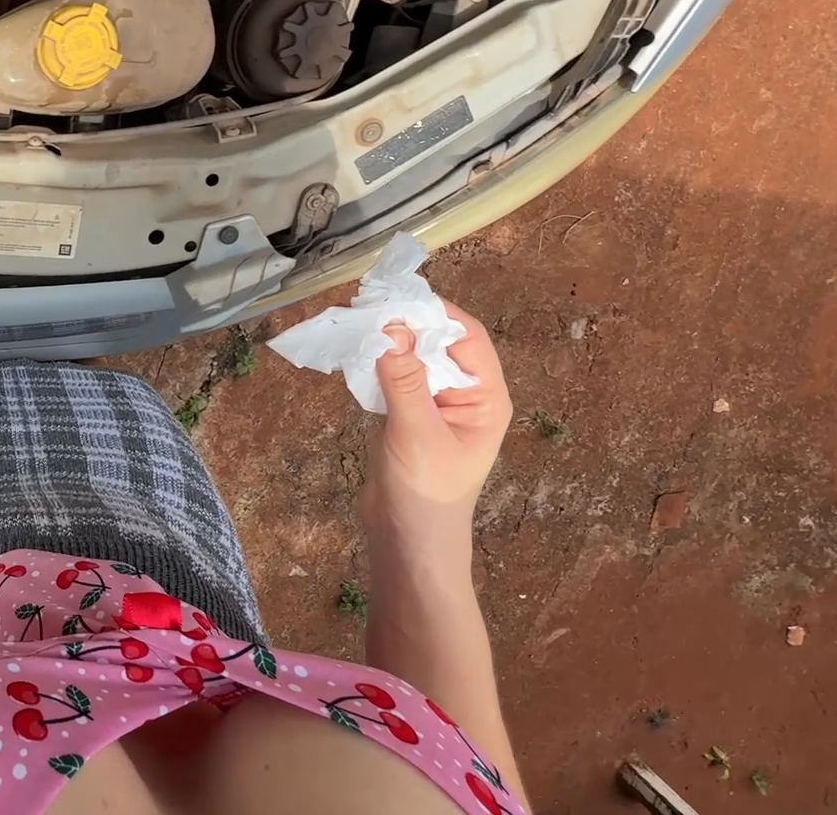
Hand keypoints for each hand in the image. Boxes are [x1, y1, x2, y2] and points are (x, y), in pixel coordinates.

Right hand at [364, 300, 511, 532]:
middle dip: (406, 324)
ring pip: (411, 357)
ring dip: (386, 341)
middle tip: (366, 307)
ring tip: (353, 325)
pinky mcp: (404, 414)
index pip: (467, 338)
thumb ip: (405, 380)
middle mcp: (461, 394)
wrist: (407, 539)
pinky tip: (351, 356)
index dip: (436, 313)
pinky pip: (392, 375)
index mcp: (484, 398)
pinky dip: (373, 362)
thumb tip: (391, 328)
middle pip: (437, 343)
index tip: (397, 297)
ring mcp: (431, 404)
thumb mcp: (417, 433)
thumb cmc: (426, 490)